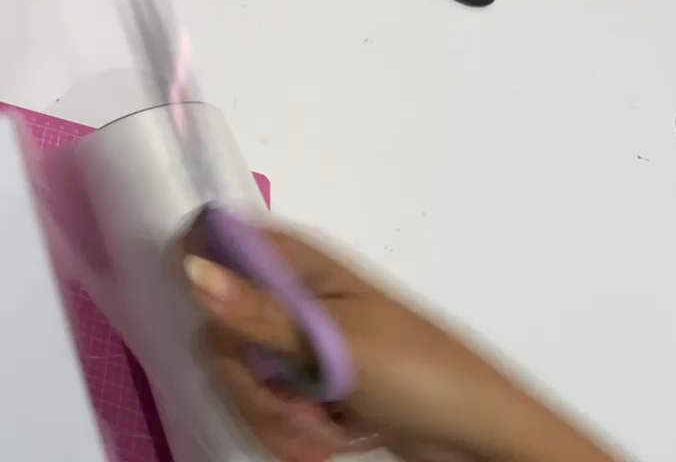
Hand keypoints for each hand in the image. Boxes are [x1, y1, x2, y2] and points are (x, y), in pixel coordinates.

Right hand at [182, 225, 612, 461]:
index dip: (198, 272)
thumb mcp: (336, 345)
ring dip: (266, 411)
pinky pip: (257, 397)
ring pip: (232, 366)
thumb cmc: (418, 374)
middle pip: (214, 318)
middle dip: (245, 376)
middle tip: (291, 406)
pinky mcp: (299, 379)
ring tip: (318, 435)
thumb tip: (189, 269)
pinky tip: (320, 440)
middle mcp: (281, 289)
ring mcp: (289, 336)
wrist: (486, 445)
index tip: (220, 322)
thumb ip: (257, 312)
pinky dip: (281, 427)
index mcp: (290, 257)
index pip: (212, 235)